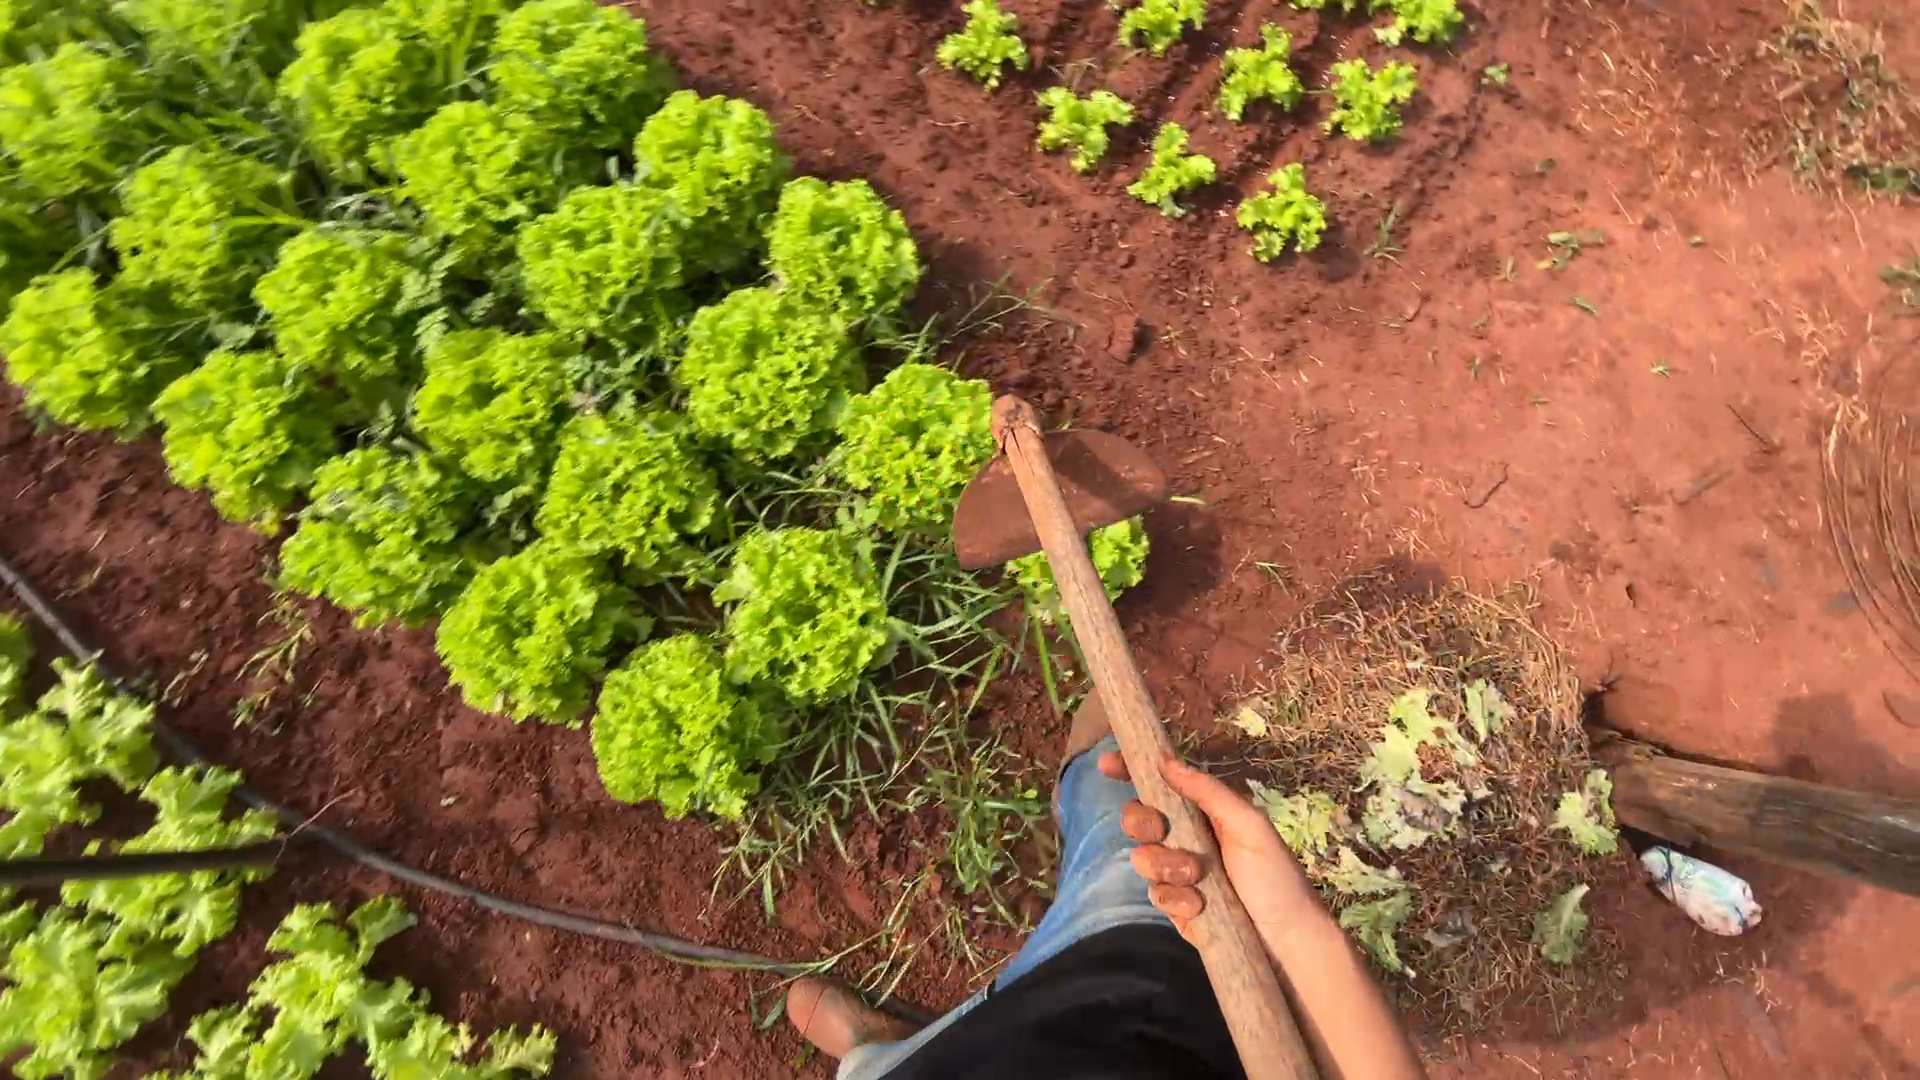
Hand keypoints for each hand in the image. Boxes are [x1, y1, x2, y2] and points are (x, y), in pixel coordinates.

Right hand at [1100, 752, 1315, 953]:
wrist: (1287, 945)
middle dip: (1142, 822)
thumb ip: (1207, 791)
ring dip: (1166, 865)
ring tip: (1196, 877)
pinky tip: (1199, 907)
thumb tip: (1163, 760)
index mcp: (1201, 810)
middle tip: (1160, 830)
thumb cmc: (1275, 876)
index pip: (1158, 783)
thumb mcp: (1248, 825)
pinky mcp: (1175, 906)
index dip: (1129, 770)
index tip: (1107, 764)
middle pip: (1137, 818)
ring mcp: (1176, 873)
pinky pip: (1155, 893)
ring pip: (1142, 857)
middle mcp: (1184, 836)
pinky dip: (1174, 898)